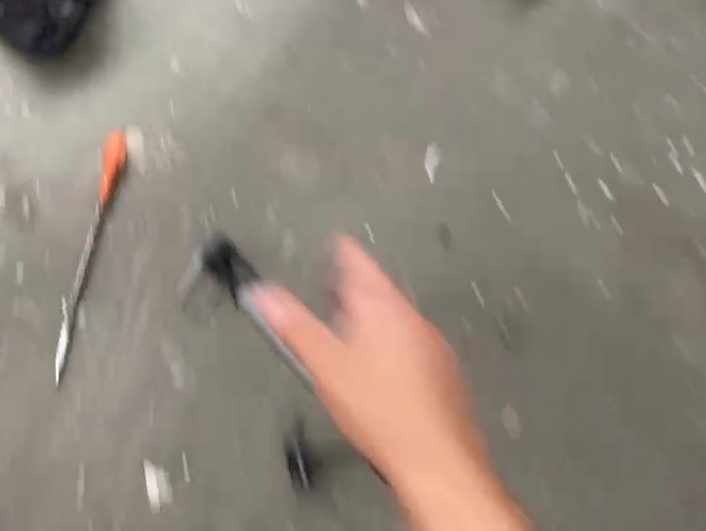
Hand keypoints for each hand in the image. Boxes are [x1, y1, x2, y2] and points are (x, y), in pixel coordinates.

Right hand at [247, 236, 527, 530]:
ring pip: (396, 319)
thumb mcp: (322, 361)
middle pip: (378, 290)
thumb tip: (261, 293)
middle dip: (352, 289)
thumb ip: (289, 322)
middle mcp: (412, 321)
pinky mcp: (444, 378)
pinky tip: (378, 370)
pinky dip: (390, 346)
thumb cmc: (384, 412)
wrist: (439, 464)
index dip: (341, 250)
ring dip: (371, 318)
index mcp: (382, 307)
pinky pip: (413, 346)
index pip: (359, 262)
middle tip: (332, 286)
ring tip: (348, 329)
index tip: (336, 241)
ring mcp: (433, 349)